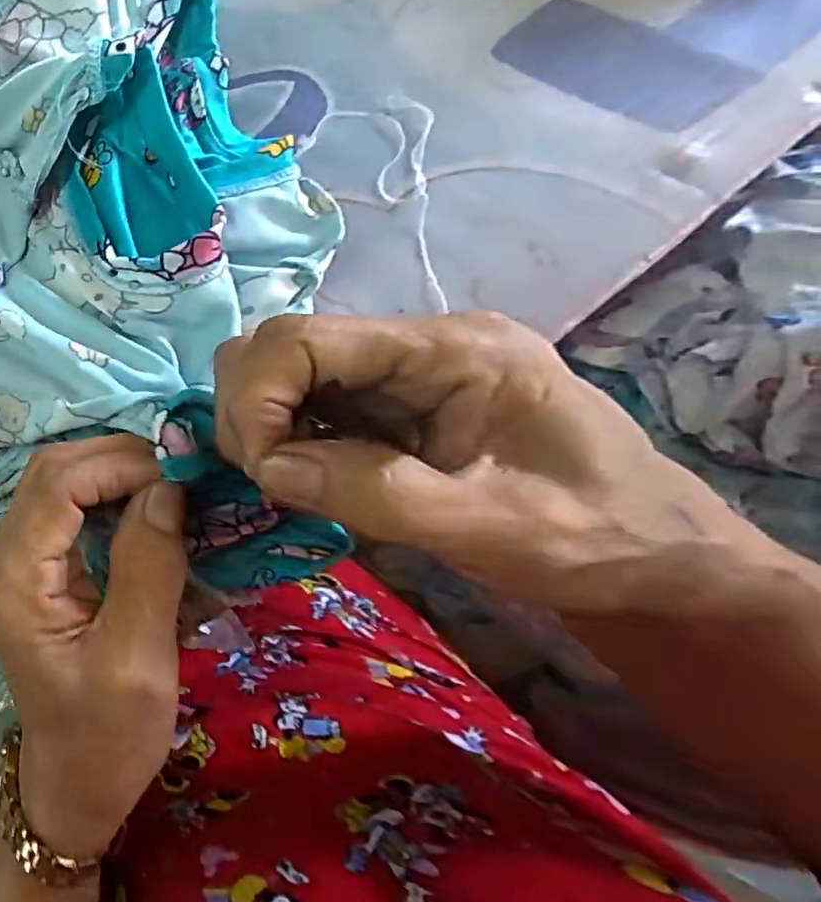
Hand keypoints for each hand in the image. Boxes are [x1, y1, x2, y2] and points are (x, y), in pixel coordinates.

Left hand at [0, 436, 186, 860]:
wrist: (70, 777)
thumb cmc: (104, 734)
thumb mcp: (137, 660)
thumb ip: (148, 568)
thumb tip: (167, 489)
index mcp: (14, 573)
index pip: (58, 484)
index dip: (120, 464)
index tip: (185, 473)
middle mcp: (2, 551)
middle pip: (51, 471)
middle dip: (116, 459)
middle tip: (185, 473)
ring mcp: (15, 555)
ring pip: (58, 481)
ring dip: (113, 472)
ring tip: (174, 484)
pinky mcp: (34, 564)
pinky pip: (66, 507)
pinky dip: (107, 495)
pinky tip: (149, 507)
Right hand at [212, 312, 777, 613]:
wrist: (655, 561)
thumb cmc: (596, 539)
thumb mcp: (493, 526)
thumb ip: (377, 492)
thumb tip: (267, 467)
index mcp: (450, 350)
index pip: (300, 340)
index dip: (255, 399)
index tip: (262, 470)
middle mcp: (409, 343)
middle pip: (271, 345)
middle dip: (246, 411)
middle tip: (268, 475)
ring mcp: (389, 368)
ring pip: (269, 368)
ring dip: (253, 423)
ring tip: (285, 477)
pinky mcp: (374, 397)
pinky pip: (291, 399)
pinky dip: (272, 435)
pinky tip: (301, 471)